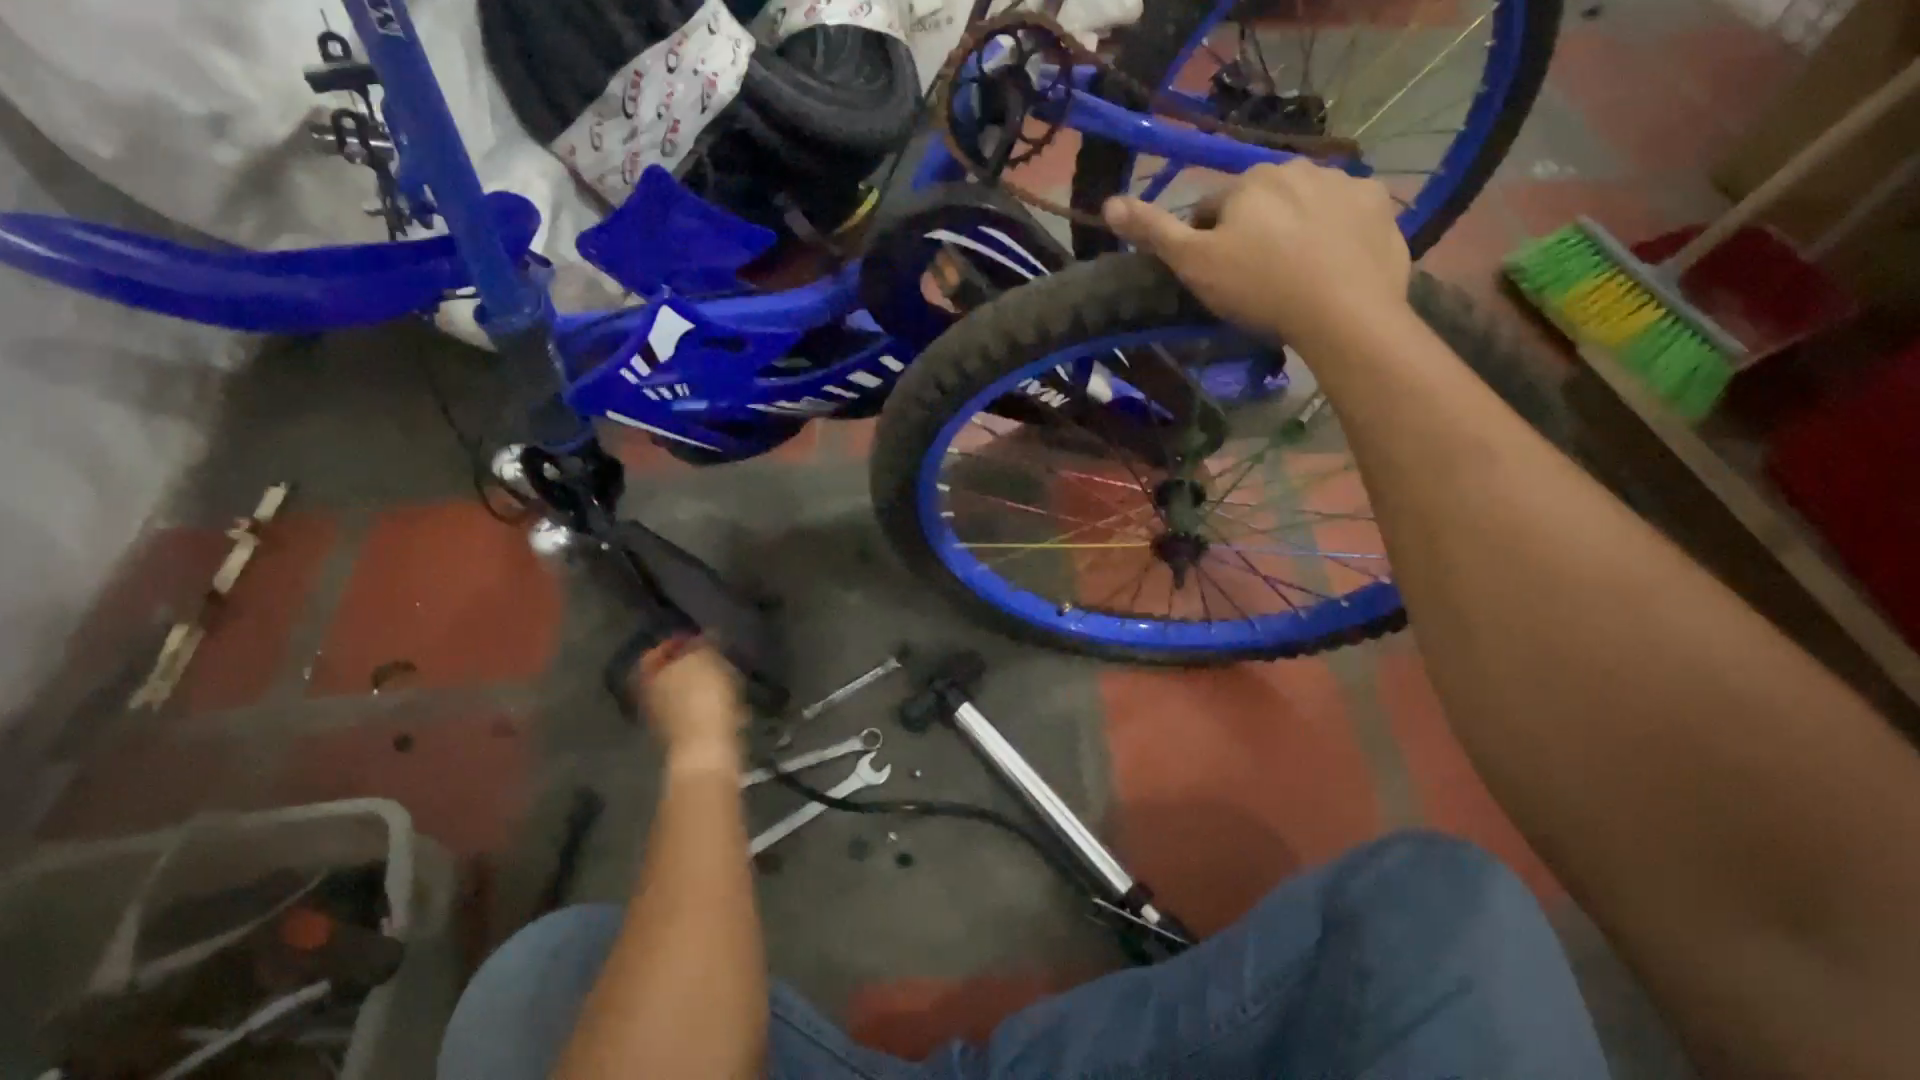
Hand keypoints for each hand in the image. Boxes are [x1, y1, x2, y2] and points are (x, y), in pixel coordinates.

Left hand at [630, 639, 744, 761]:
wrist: (708, 752)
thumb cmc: (701, 697)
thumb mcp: (705, 657)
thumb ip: (702, 642)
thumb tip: (705, 634)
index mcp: (647, 675)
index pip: (656, 651)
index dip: (679, 642)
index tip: (703, 637)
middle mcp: (649, 698)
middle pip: (669, 674)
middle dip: (691, 665)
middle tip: (717, 656)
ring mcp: (666, 721)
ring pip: (685, 694)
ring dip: (704, 686)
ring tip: (729, 678)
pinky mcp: (686, 739)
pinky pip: (700, 713)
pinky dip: (713, 706)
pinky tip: (732, 703)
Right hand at [1102, 160, 1410, 346]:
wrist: (1345, 314)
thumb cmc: (1260, 289)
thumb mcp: (1194, 265)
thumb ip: (1153, 231)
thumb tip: (1108, 202)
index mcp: (1248, 180)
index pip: (1212, 208)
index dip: (1207, 242)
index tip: (1216, 277)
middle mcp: (1297, 167)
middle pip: (1262, 202)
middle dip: (1255, 231)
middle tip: (1257, 280)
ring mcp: (1345, 183)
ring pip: (1306, 205)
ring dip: (1298, 229)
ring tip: (1299, 276)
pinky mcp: (1381, 206)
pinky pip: (1350, 215)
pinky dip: (1341, 232)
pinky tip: (1337, 265)